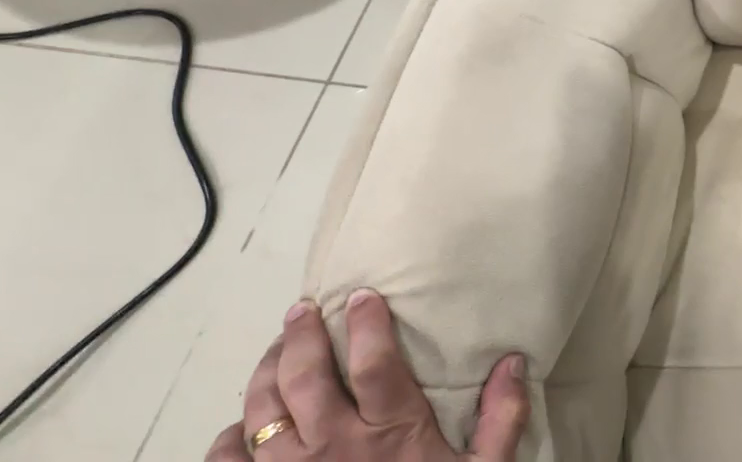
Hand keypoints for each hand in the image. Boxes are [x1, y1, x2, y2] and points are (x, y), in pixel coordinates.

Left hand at [206, 290, 528, 460]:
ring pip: (260, 413)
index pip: (374, 362)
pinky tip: (239, 425)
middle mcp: (333, 446)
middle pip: (305, 378)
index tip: (361, 295)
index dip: (366, 323)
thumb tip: (514, 360)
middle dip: (300, 337)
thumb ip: (503, 417)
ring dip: (263, 375)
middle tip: (301, 310)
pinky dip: (227, 438)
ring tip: (275, 351)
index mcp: (390, 431)